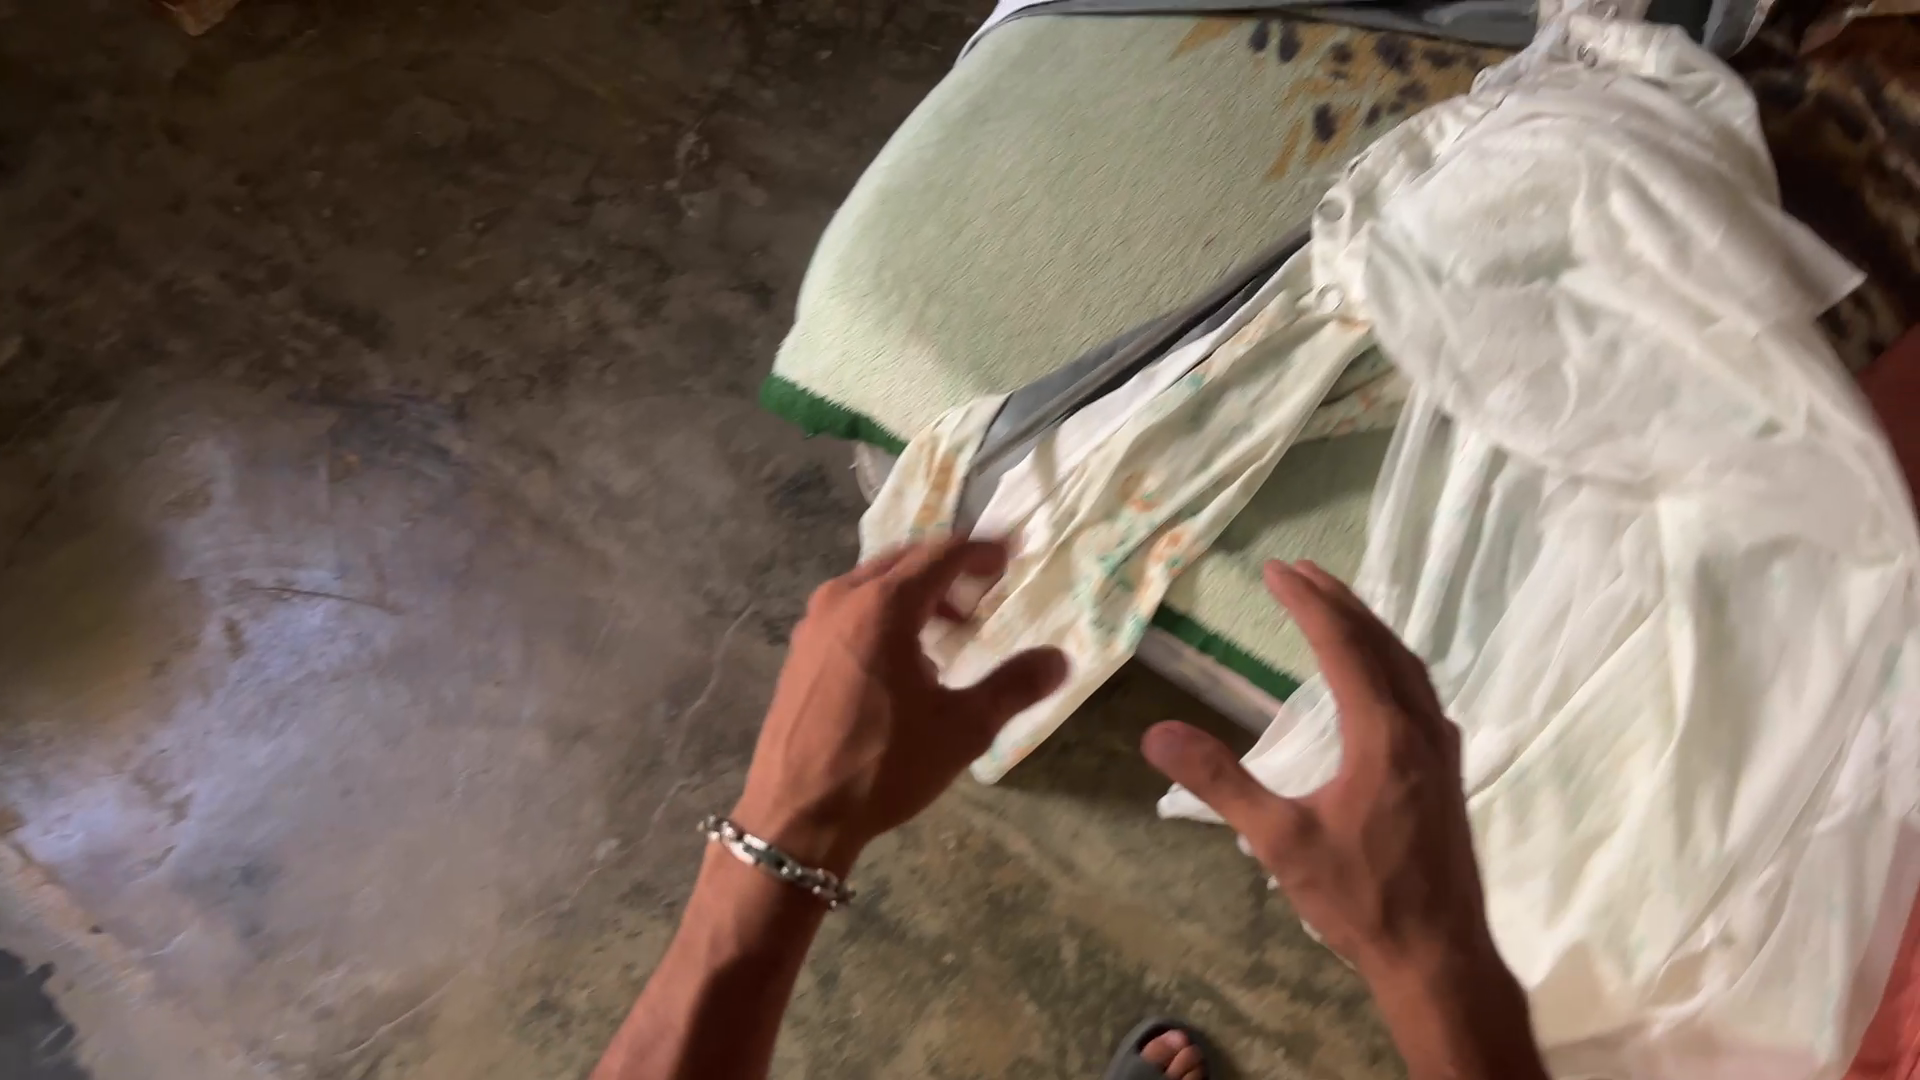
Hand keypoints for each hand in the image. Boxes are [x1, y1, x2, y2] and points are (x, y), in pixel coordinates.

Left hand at [732, 538, 1068, 876]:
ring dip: (914, 592)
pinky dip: (883, 612)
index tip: (1008, 560)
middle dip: (947, 570)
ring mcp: (813, 623)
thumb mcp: (961, 728)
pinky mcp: (800, 649)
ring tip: (946, 629)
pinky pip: (850, 608)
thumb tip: (1059, 661)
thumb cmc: (882, 766)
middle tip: (981, 594)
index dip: (979, 552)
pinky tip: (901, 658)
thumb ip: (1014, 686)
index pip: (941, 554)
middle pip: (905, 560)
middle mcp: (843, 599)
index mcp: (883, 606)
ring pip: (873, 583)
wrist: (795, 814)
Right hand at [1141, 559, 1491, 981]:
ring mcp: (1440, 749)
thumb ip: (1220, 781)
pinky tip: (1372, 670)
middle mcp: (1419, 729)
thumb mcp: (1278, 841)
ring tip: (1331, 602)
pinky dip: (1386, 657)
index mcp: (1384, 735)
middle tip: (1298, 569)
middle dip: (1337, 600)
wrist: (1440, 962)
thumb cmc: (1359, 898)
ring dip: (1366, 625)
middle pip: (1379, 643)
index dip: (1306, 603)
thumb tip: (1154, 733)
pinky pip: (1415, 688)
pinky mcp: (1444, 769)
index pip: (1341, 646)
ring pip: (1405, 664)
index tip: (1274, 570)